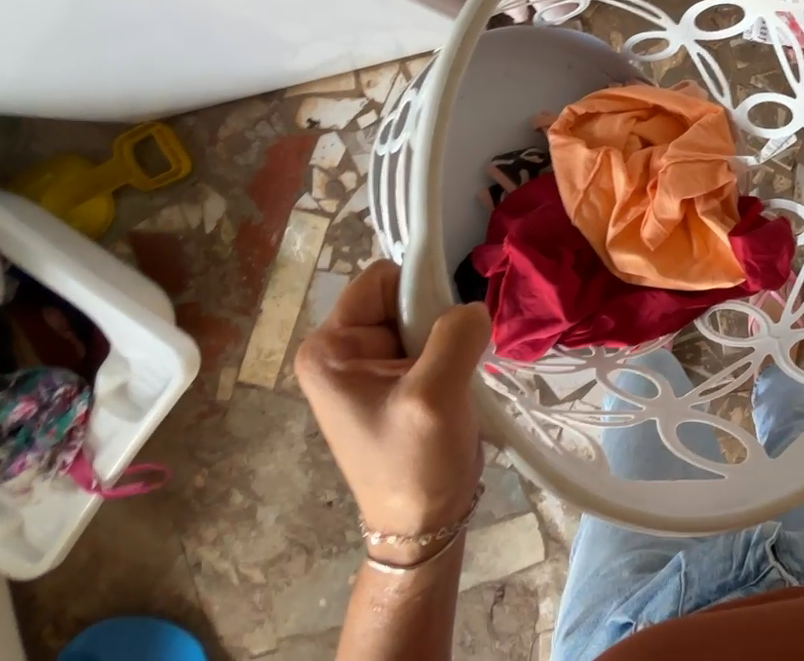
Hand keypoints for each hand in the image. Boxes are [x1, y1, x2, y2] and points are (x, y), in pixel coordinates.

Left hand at [294, 261, 493, 560]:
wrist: (423, 524)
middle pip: (404, 297)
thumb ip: (454, 335)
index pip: (382, 279)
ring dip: (449, 341)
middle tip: (454, 361)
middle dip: (437, 320)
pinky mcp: (396, 382)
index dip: (421, 290)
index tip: (447, 329)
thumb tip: (474, 306)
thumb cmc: (415, 464)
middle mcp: (342, 352)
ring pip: (424, 319)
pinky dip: (453, 356)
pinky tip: (458, 384)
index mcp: (329, 349)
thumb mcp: (433, 396)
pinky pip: (432, 342)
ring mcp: (370, 368)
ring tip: (457, 378)